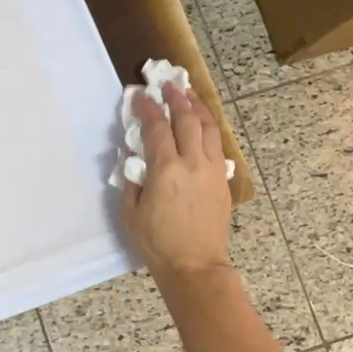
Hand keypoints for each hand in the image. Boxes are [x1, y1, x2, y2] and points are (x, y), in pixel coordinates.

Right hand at [120, 84, 233, 283]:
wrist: (195, 265)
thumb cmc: (157, 243)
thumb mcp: (131, 212)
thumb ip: (131, 179)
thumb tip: (133, 156)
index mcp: (166, 170)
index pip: (156, 128)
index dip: (147, 109)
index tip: (139, 96)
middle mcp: (192, 163)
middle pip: (186, 120)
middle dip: (175, 98)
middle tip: (167, 85)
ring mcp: (211, 170)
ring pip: (208, 128)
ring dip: (197, 107)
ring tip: (188, 94)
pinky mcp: (222, 180)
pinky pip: (216, 145)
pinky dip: (208, 127)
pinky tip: (202, 123)